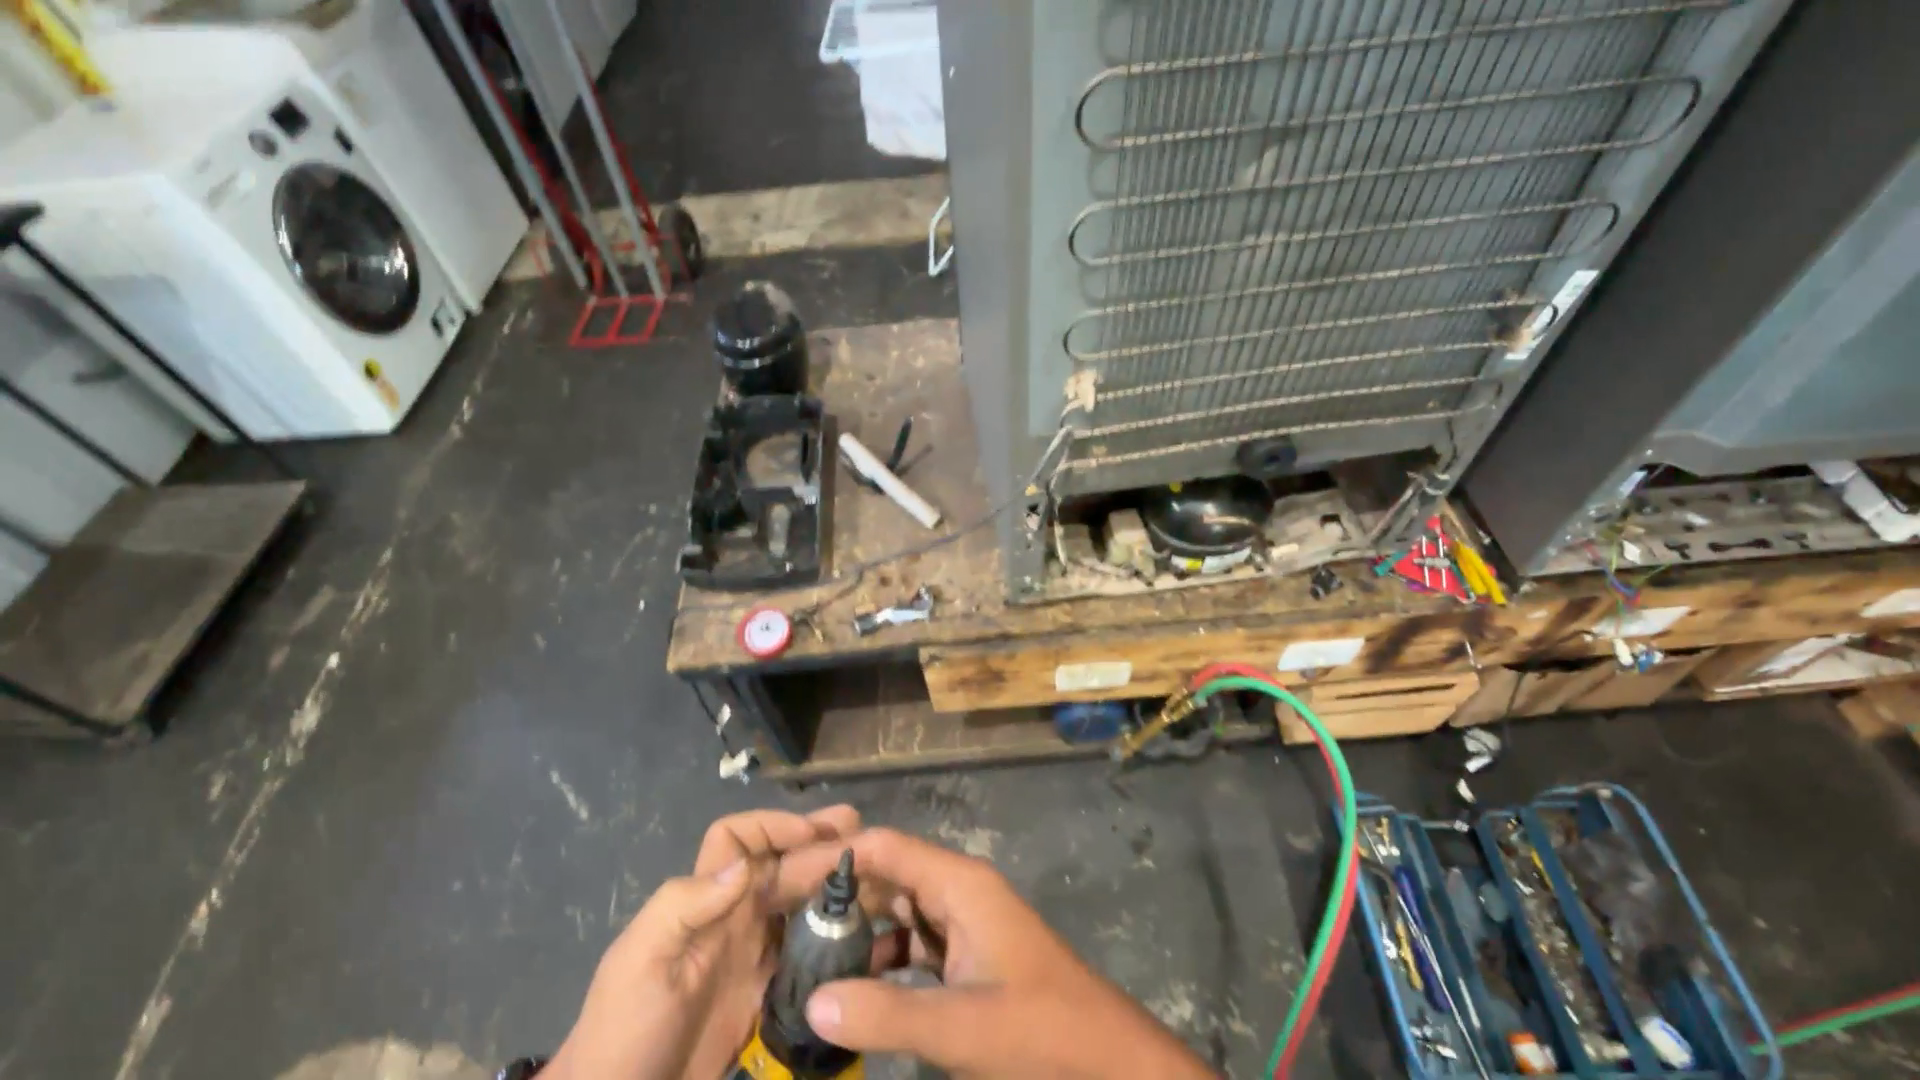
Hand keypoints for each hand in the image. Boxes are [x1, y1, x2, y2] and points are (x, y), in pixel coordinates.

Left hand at [548, 806, 859, 1079]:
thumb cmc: (627, 1025)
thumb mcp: (643, 960)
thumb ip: (686, 904)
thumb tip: (744, 862)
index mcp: (702, 902)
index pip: (737, 840)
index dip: (774, 826)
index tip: (817, 833)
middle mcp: (730, 919)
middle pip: (781, 868)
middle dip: (820, 847)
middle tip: (870, 838)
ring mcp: (749, 958)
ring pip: (799, 907)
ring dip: (833, 888)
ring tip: (879, 881)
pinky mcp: (764, 996)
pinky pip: (805, 957)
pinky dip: (834, 942)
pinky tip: (866, 940)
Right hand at [805, 828, 1212, 1078]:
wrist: (1109, 1060)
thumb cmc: (1041, 1029)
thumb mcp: (961, 1027)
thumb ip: (887, 1014)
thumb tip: (812, 1003)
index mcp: (959, 884)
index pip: (882, 848)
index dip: (829, 860)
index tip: (778, 885)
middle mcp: (957, 892)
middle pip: (884, 877)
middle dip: (833, 899)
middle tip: (776, 927)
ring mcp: (963, 925)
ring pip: (895, 914)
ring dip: (853, 934)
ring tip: (800, 961)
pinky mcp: (966, 959)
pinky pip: (911, 947)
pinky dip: (879, 963)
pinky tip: (849, 993)